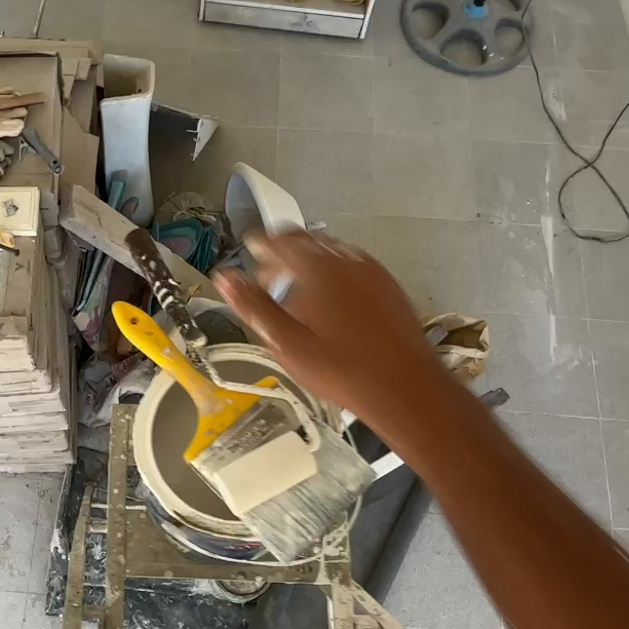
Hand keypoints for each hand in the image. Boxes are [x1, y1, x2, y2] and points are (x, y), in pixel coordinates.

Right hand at [216, 232, 441, 427]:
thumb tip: (224, 277)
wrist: (404, 387)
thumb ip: (254, 306)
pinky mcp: (389, 285)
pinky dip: (332, 271)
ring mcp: (372, 270)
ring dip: (308, 261)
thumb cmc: (339, 369)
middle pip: (308, 241)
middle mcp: (345, 259)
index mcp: (317, 268)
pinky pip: (352, 265)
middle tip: (266, 272)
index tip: (249, 249)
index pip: (281, 241)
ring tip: (294, 287)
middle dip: (284, 252)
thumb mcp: (287, 343)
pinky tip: (329, 298)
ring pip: (332, 252)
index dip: (260, 244)